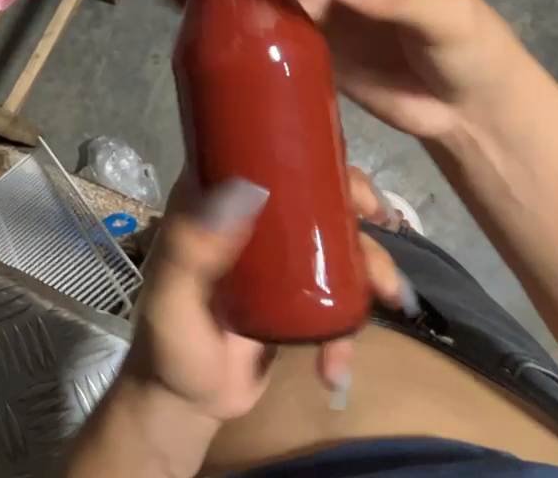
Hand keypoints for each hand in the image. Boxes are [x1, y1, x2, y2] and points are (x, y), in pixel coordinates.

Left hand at [125, 173, 415, 419]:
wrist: (187, 402)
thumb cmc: (169, 339)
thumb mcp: (172, 294)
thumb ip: (193, 248)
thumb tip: (244, 190)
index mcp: (212, 203)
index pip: (258, 157)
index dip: (306, 154)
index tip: (344, 175)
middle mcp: (248, 222)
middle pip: (312, 197)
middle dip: (356, 208)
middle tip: (382, 225)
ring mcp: (277, 261)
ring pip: (335, 245)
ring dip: (371, 266)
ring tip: (388, 297)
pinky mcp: (298, 300)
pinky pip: (337, 298)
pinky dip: (350, 329)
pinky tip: (337, 365)